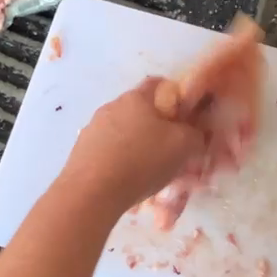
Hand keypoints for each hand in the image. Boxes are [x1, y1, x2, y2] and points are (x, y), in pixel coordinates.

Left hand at [59, 78, 208, 209]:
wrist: (91, 192)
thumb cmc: (142, 161)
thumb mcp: (183, 146)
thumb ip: (195, 134)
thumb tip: (195, 132)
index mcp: (137, 97)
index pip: (159, 84)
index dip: (176, 98)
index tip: (185, 120)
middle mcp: (112, 106)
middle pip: (140, 110)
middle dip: (156, 127)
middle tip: (170, 151)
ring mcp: (93, 127)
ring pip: (123, 131)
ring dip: (137, 146)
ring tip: (148, 172)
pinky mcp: (81, 150)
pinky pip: (108, 150)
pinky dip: (119, 161)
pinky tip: (126, 181)